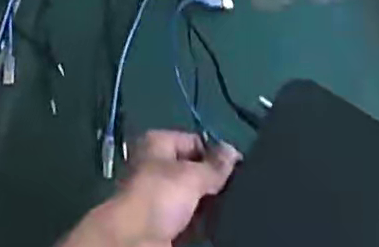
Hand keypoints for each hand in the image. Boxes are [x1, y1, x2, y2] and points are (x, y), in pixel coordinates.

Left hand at [60, 131, 239, 246]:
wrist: (136, 239)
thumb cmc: (159, 196)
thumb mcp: (190, 177)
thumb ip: (214, 166)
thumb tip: (232, 149)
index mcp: (158, 143)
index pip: (193, 141)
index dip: (216, 155)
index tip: (241, 171)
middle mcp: (158, 165)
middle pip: (194, 170)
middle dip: (215, 183)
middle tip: (241, 195)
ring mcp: (161, 195)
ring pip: (194, 197)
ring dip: (211, 206)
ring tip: (237, 213)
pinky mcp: (166, 221)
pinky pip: (191, 219)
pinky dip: (204, 224)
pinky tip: (222, 229)